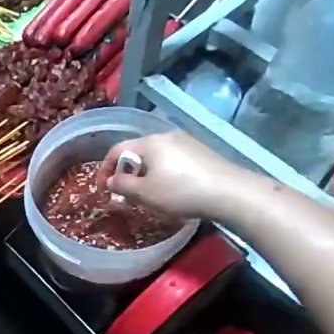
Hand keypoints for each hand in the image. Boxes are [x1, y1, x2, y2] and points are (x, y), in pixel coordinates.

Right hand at [98, 130, 261, 221]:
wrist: (231, 193)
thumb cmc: (180, 192)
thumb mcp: (145, 193)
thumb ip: (123, 185)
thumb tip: (112, 180)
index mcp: (150, 142)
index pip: (117, 150)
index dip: (105, 169)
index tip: (102, 189)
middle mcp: (167, 136)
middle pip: (138, 153)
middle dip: (127, 174)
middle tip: (125, 196)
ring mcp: (188, 143)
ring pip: (157, 158)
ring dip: (146, 176)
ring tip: (148, 197)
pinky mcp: (203, 154)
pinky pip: (174, 162)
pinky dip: (165, 176)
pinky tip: (173, 193)